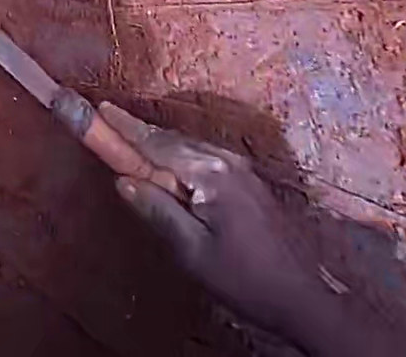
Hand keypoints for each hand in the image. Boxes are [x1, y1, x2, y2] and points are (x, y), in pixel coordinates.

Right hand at [100, 103, 405, 356]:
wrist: (308, 298)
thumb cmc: (246, 279)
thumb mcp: (193, 253)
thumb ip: (157, 211)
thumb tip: (122, 180)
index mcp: (208, 172)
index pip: (154, 144)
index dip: (123, 126)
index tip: (97, 106)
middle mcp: (222, 158)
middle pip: (167, 139)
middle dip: (134, 129)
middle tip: (103, 118)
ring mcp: (237, 166)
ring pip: (184, 145)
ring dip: (154, 141)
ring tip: (127, 136)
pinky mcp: (244, 178)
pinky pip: (198, 154)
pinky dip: (173, 152)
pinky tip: (165, 161)